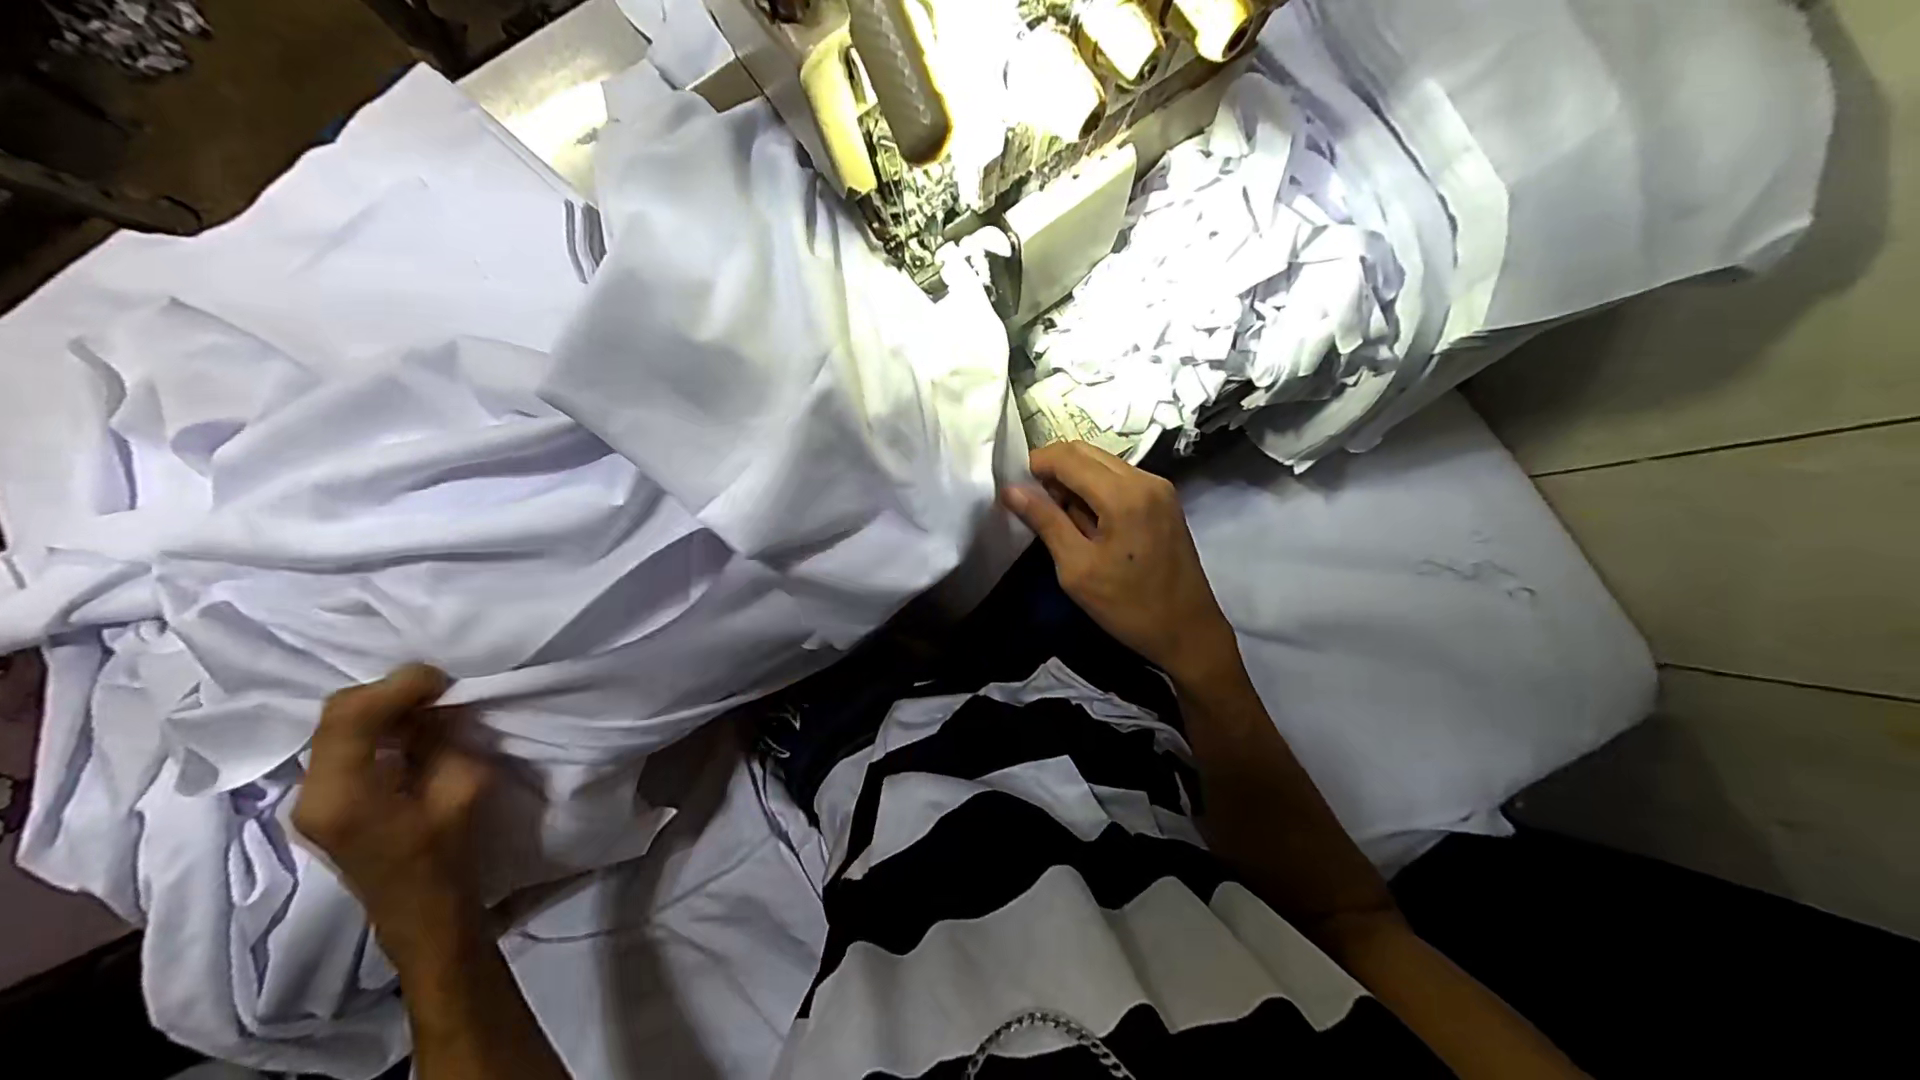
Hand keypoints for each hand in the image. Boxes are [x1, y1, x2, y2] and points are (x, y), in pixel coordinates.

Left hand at [293, 664, 490, 964]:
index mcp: (341, 794)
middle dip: (389, 691)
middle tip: (438, 691)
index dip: (399, 685)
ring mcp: (310, 797)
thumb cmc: (447, 854)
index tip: (443, 680)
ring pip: (336, 724)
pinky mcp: (323, 799)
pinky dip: (377, 725)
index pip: (351, 715)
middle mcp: (310, 792)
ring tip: (428, 707)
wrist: (421, 912)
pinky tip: (410, 731)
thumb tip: (436, 707)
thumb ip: (443, 740)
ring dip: (384, 706)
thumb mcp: (463, 788)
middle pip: (336, 713)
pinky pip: (342, 742)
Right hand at [1002, 441, 1240, 685]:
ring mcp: (1159, 487)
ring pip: (1103, 462)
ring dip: (1075, 478)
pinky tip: (1088, 519)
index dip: (1035, 465)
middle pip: (1086, 451)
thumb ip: (1045, 522)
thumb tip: (1011, 489)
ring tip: (1060, 515)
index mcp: (1123, 495)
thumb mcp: (1077, 569)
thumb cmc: (1128, 606)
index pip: (1067, 457)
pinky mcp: (1165, 500)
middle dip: (1054, 468)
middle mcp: (1145, 479)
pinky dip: (1096, 487)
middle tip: (1036, 504)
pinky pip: (1120, 477)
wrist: (1188, 631)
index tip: (1016, 490)